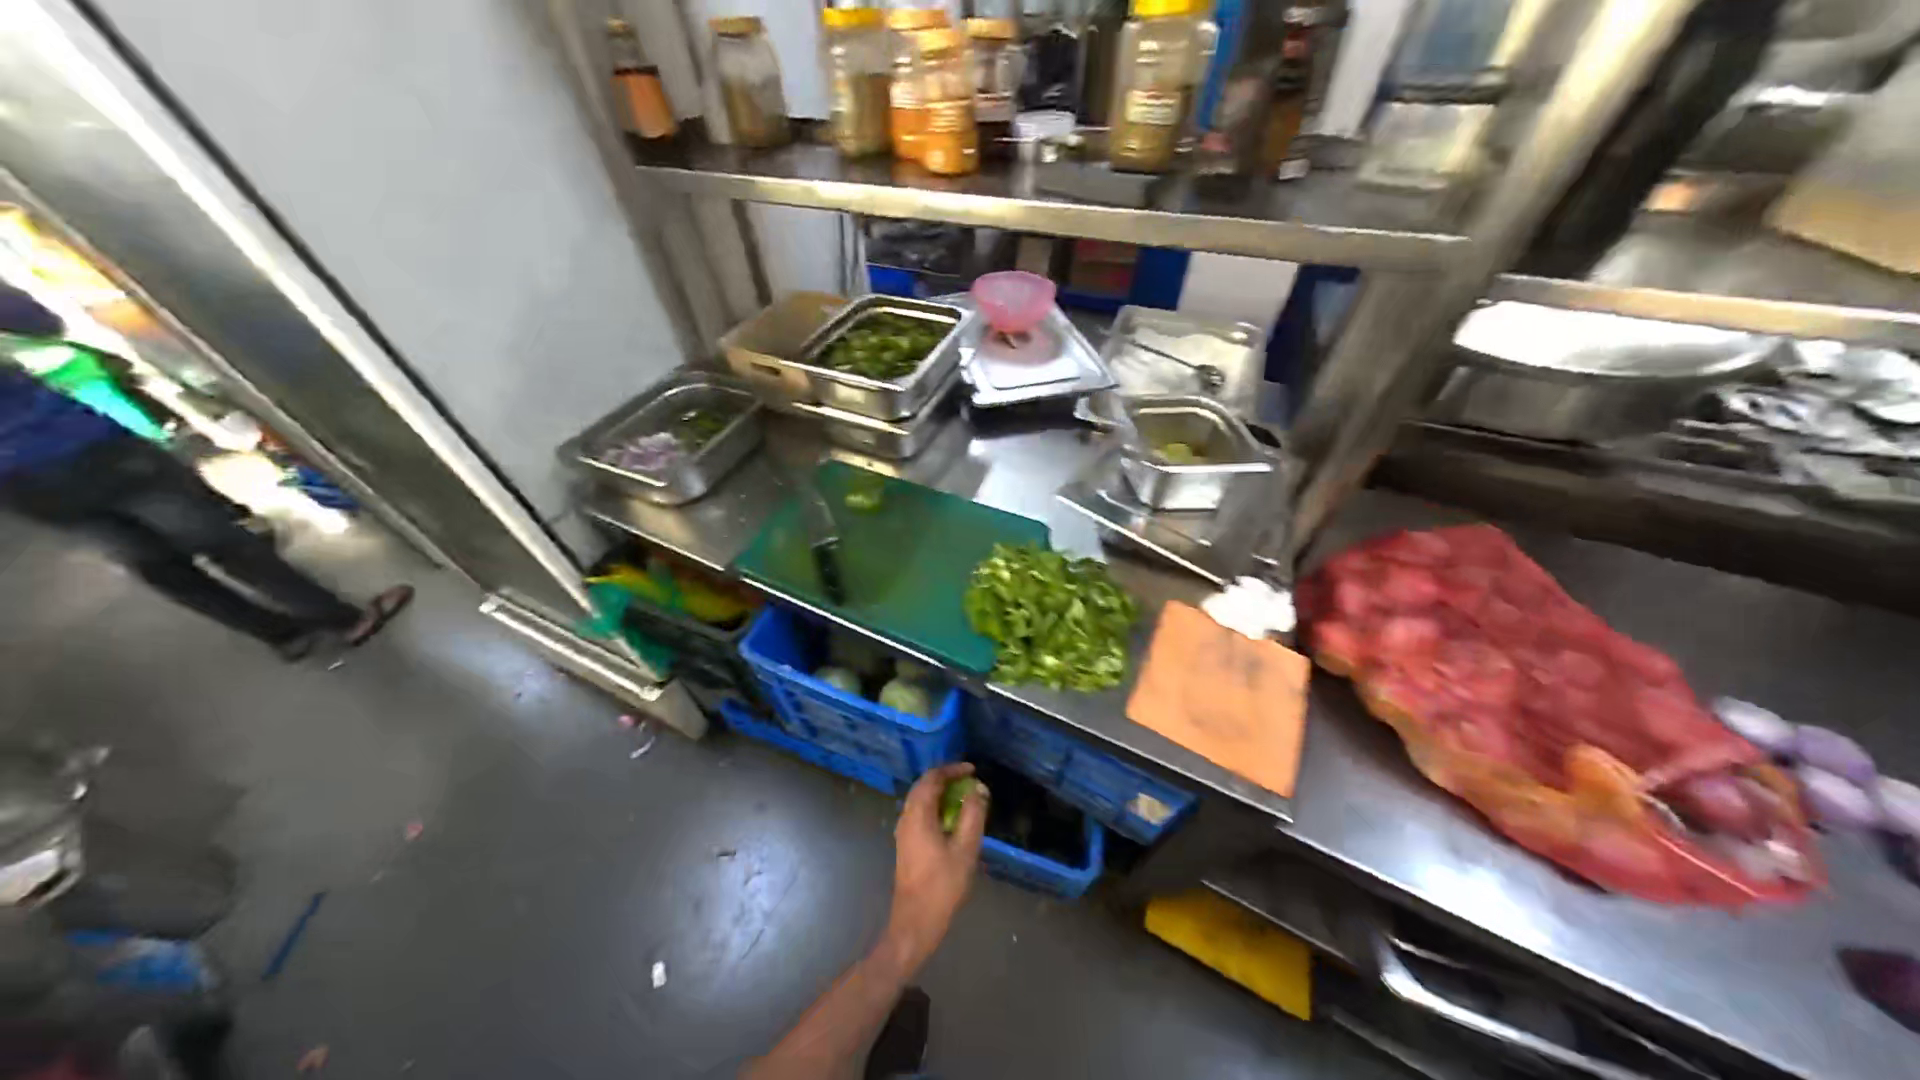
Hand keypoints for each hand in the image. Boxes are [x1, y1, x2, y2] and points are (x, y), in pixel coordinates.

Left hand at [883, 762, 987, 974]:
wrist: (915, 922)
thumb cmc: (942, 885)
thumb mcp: (965, 848)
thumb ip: (973, 814)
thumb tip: (978, 789)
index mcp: (918, 814)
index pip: (932, 778)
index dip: (952, 769)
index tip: (972, 770)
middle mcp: (906, 817)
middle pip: (924, 786)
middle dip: (946, 779)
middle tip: (969, 781)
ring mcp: (903, 832)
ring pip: (920, 800)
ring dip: (941, 793)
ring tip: (965, 798)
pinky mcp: (906, 844)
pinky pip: (920, 814)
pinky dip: (936, 808)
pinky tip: (952, 820)